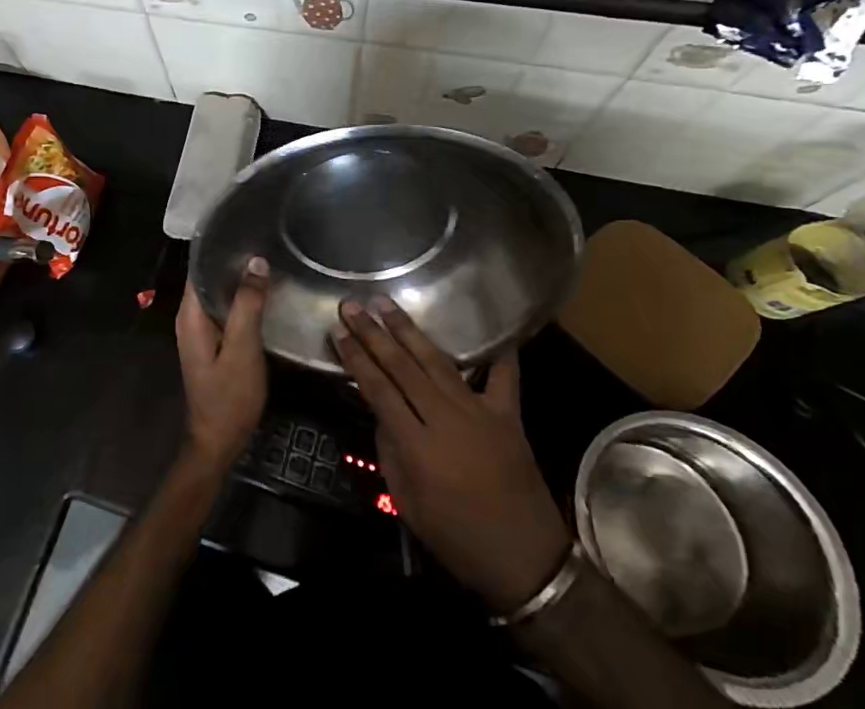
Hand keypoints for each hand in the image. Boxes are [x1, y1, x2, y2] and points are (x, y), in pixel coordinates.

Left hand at [174, 259, 269, 470]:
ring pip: (220, 295)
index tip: (245, 229)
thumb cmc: (229, 396)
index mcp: (190, 315)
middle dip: (234, 261)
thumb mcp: (243, 349)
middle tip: (267, 241)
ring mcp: (201, 331)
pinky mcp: (213, 343)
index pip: (198, 268)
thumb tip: (255, 262)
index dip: (218, 248)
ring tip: (271, 261)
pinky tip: (265, 296)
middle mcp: (190, 318)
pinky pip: (226, 311)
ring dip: (240, 282)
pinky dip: (242, 301)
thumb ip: (247, 306)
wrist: (219, 440)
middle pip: (209, 279)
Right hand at [332, 296, 571, 613]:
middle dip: (374, 334)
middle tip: (353, 306)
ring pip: (439, 362)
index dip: (356, 359)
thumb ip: (390, 451)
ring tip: (388, 304)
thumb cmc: (456, 536)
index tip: (338, 332)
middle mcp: (447, 419)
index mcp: (418, 445)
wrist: (526, 559)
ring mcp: (481, 413)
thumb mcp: (406, 502)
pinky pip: (504, 378)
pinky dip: (499, 353)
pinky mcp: (509, 416)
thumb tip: (382, 414)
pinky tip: (491, 331)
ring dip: (410, 331)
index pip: (378, 389)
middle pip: (403, 367)